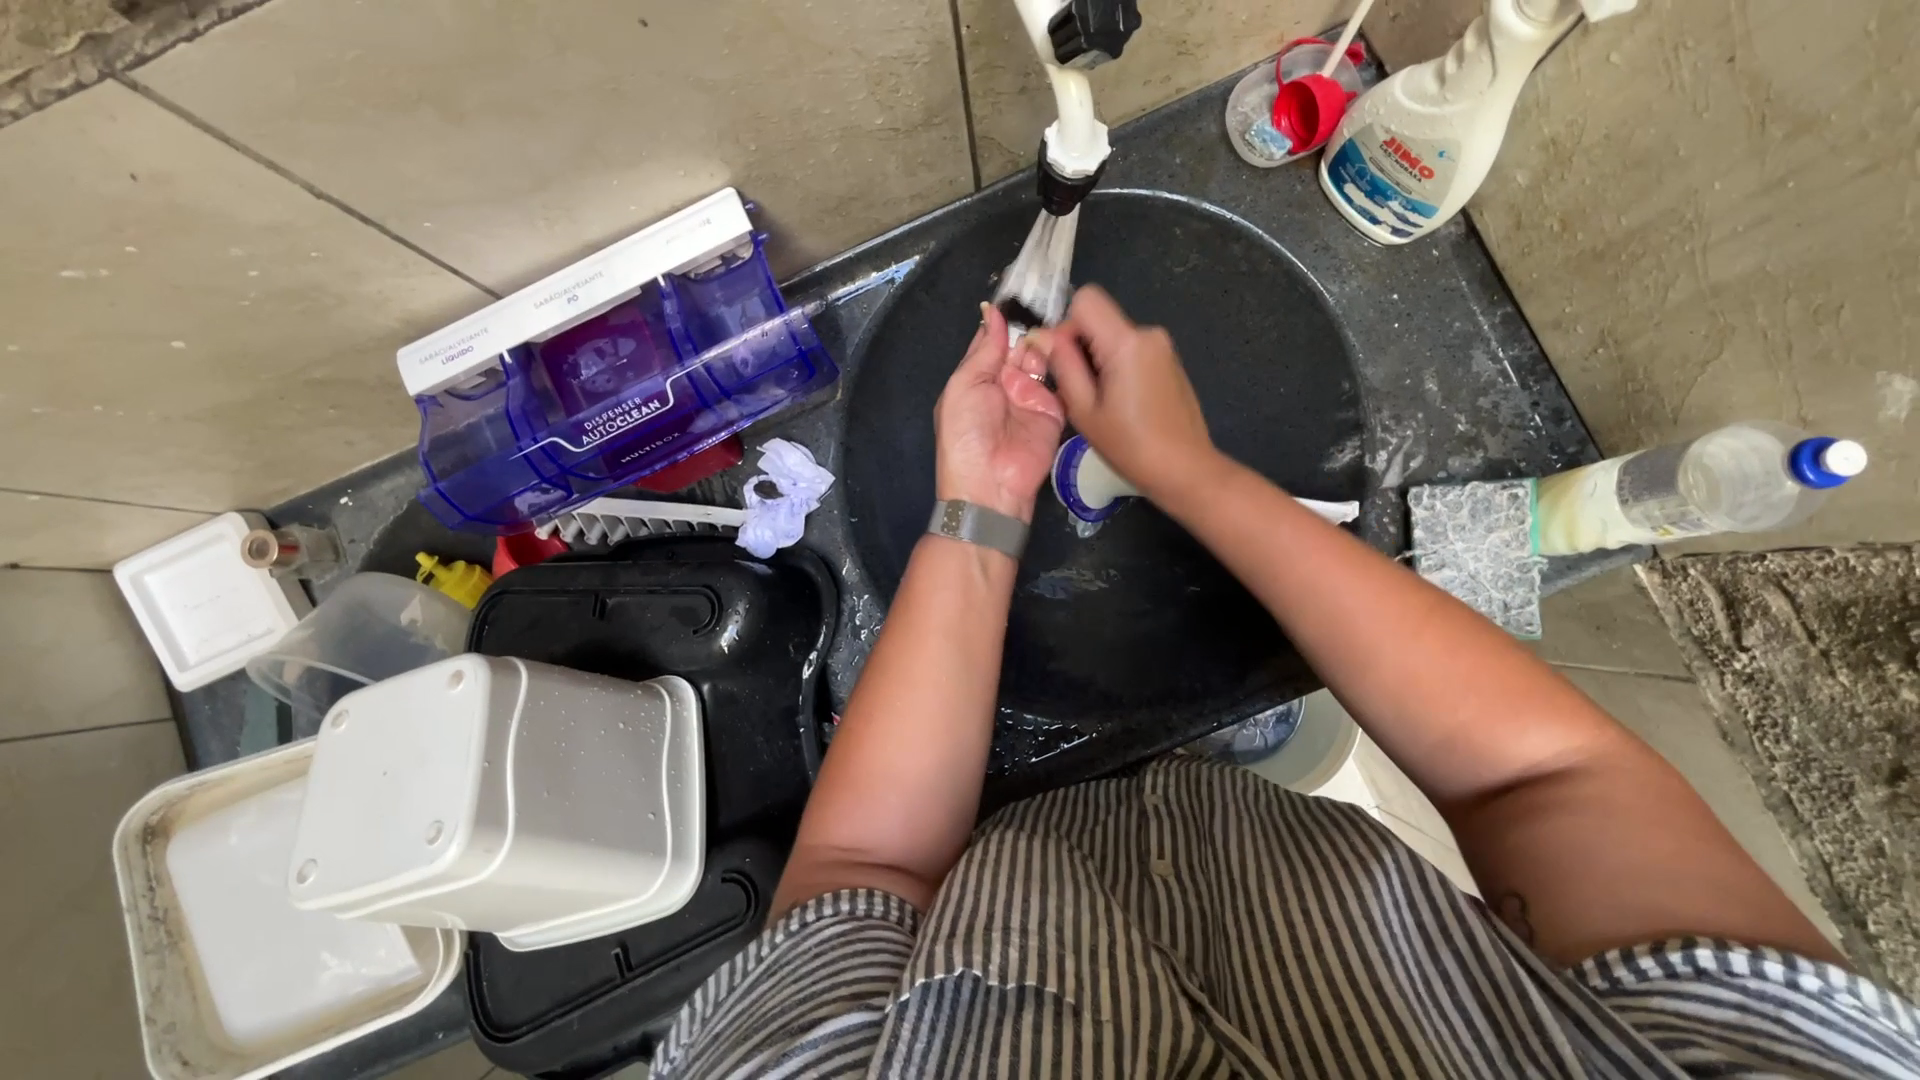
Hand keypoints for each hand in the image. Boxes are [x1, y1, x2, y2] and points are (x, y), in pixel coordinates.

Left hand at [933, 303, 1066, 523]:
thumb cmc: (966, 436)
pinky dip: (1069, 364)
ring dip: (1050, 340)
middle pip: (1023, 344)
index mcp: (978, 376)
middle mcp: (1006, 382)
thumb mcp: (964, 387)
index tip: (1024, 286)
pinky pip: (1063, 382)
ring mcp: (1032, 395)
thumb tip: (992, 311)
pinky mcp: (1055, 411)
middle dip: (1032, 325)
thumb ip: (983, 350)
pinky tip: (1075, 342)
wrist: (990, 486)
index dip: (1006, 317)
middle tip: (1050, 298)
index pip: (995, 339)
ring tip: (1061, 319)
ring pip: (1044, 357)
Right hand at [1028, 285, 1218, 501]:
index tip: (1066, 363)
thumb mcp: (1084, 409)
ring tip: (1103, 403)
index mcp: (1126, 341)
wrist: (1183, 469)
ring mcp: (1162, 347)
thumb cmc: (1129, 445)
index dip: (1067, 326)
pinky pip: (1131, 350)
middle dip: (1082, 348)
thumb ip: (1062, 365)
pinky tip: (1123, 404)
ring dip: (1099, 361)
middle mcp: (1148, 333)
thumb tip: (1040, 335)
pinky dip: (1118, 368)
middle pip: (1099, 319)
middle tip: (1081, 392)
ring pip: (1113, 337)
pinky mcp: (1169, 361)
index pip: (1085, 299)